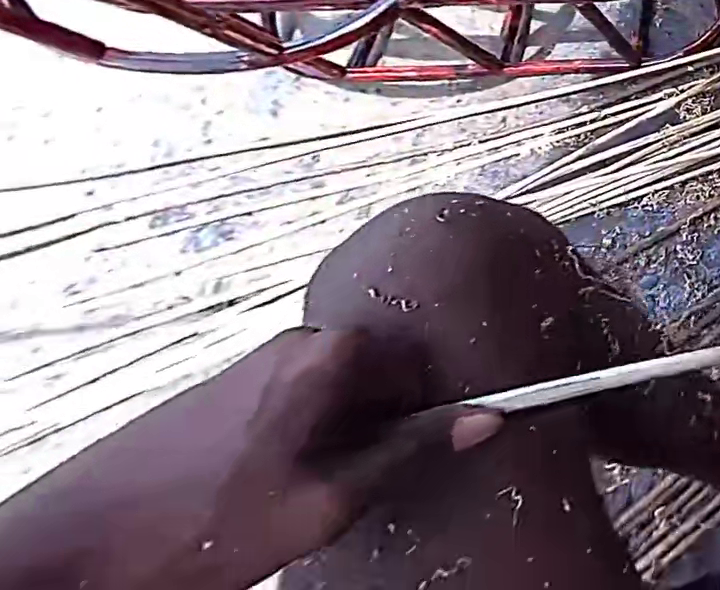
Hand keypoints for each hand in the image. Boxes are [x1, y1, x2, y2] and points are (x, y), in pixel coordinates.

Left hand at [0, 327, 502, 589]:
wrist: (42, 564)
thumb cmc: (195, 531)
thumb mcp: (323, 503)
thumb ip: (412, 451)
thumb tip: (490, 417)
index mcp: (330, 353)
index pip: (420, 366)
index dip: (423, 412)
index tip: (404, 454)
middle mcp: (298, 340)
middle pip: (379, 372)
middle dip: (378, 420)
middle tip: (348, 477)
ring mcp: (255, 360)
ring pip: (338, 385)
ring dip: (339, 427)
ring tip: (301, 483)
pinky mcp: (221, 384)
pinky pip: (295, 392)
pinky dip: (302, 428)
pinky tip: (265, 478)